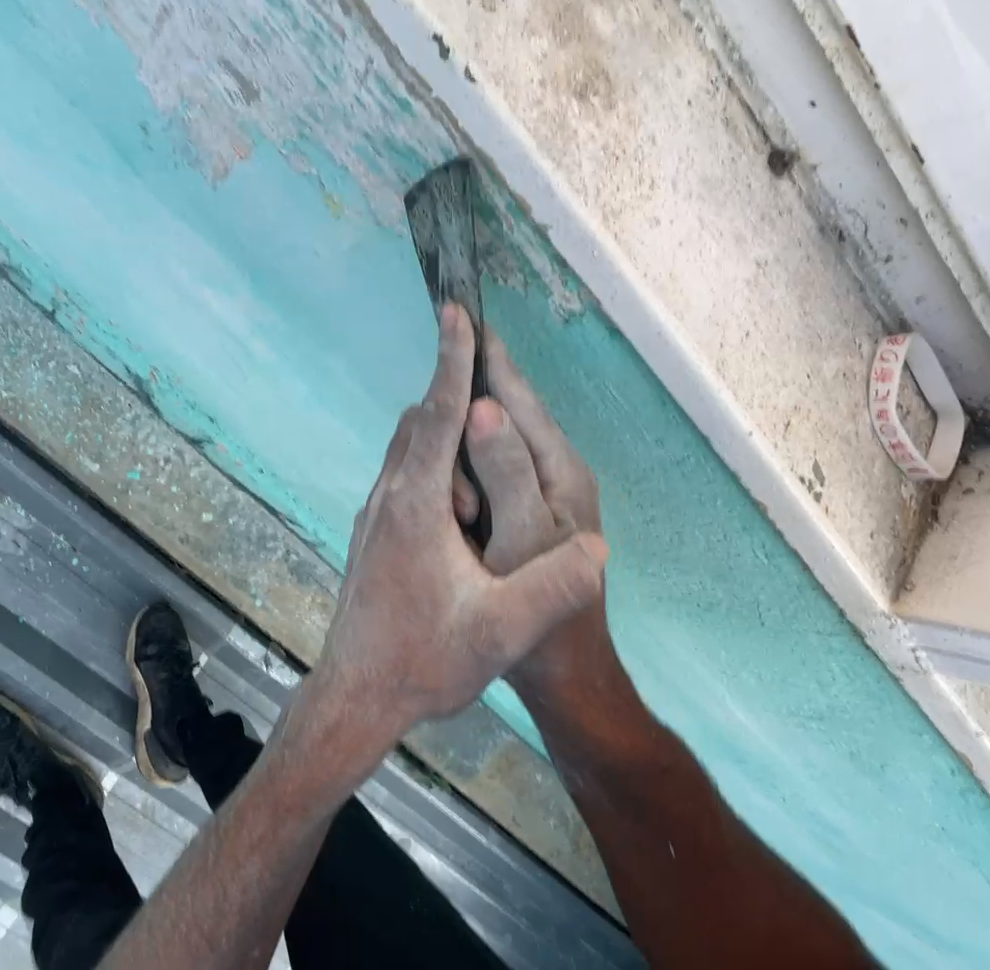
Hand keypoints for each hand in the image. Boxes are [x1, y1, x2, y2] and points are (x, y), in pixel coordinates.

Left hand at [308, 305, 608, 754]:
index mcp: (417, 505)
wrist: (357, 697)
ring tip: (488, 494)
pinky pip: (404, 478)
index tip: (458, 312)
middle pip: (423, 425)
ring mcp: (373, 516)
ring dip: (449, 449)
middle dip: (461, 407)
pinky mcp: (370, 536)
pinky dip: (435, 473)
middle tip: (502, 422)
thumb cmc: (424, 663)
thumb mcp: (501, 630)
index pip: (441, 415)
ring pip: (410, 452)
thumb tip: (599, 549)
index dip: (454, 361)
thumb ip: (554, 586)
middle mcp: (388, 498)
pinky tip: (464, 517)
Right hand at [464, 328, 611, 697]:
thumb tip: (483, 409)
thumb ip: (507, 474)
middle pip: (505, 415)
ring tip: (428, 431)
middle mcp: (553, 473)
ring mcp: (537, 495)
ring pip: (492, 445)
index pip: (520, 398)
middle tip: (430, 391)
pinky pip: (486, 474)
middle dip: (467, 402)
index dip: (490, 357)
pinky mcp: (520, 517)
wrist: (561, 675)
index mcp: (558, 470)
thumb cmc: (544, 611)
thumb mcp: (522, 540)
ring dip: (461, 439)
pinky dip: (462, 466)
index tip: (461, 314)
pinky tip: (437, 469)